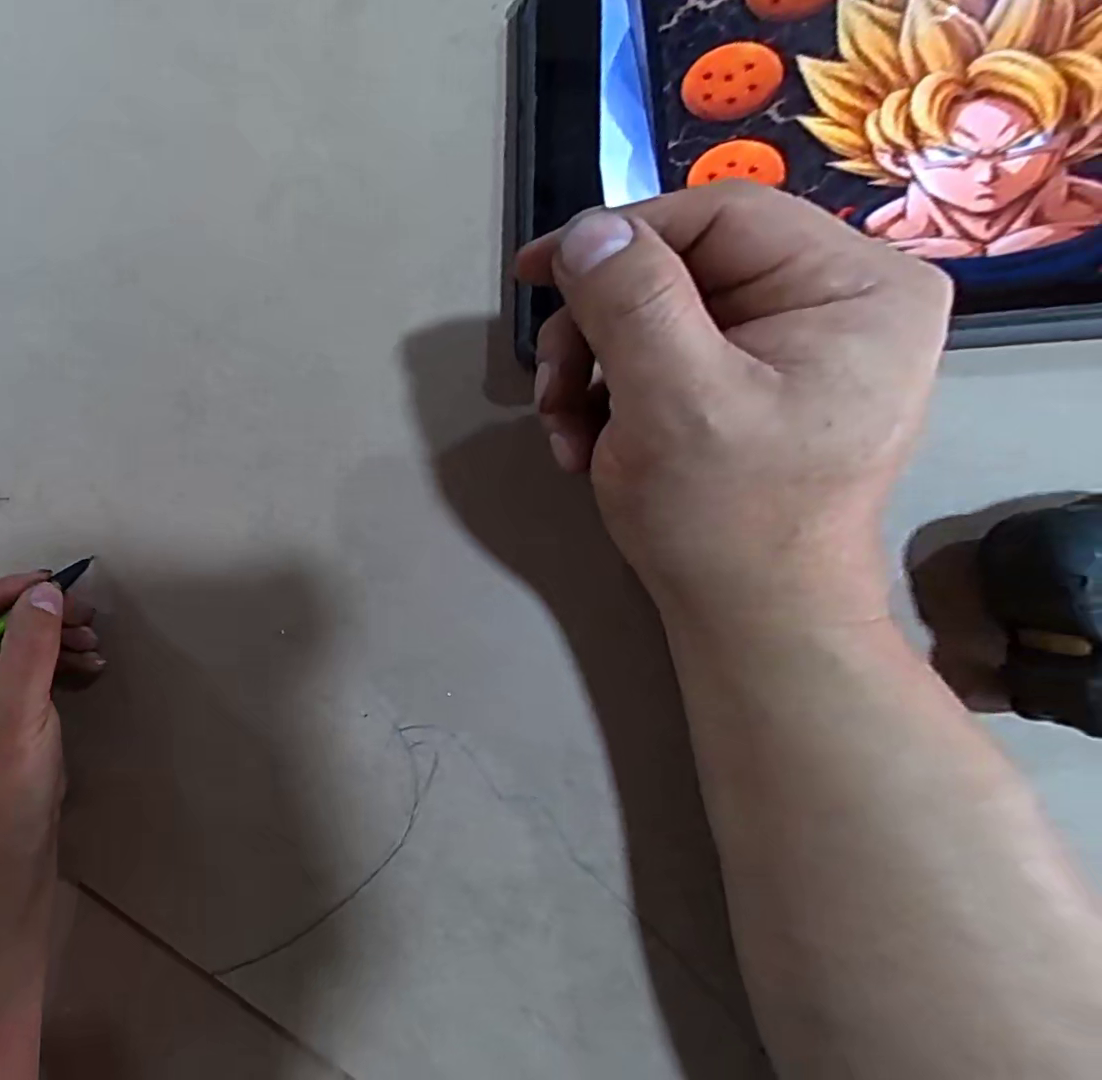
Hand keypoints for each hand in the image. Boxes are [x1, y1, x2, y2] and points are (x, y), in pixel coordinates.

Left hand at [0, 571, 101, 883]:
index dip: (1, 592)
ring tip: (93, 644)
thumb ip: (30, 640)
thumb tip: (46, 590)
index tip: (50, 585)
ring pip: (5, 653)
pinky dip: (51, 669)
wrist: (8, 861)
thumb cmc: (0, 781)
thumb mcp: (16, 703)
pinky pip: (17, 680)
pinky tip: (87, 667)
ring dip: (51, 643)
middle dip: (35, 620)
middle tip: (84, 614)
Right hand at [515, 182, 952, 627]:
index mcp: (846, 286)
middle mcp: (821, 303)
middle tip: (549, 393)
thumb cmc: (723, 512)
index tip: (532, 272)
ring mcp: (776, 348)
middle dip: (590, 332)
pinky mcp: (733, 386)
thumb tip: (584, 232)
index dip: (614, 235)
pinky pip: (645, 363)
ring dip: (583, 375)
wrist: (746, 607)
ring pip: (645, 321)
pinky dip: (599, 400)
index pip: (715, 217)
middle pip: (670, 273)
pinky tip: (586, 444)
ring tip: (565, 433)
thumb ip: (631, 306)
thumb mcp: (672, 401)